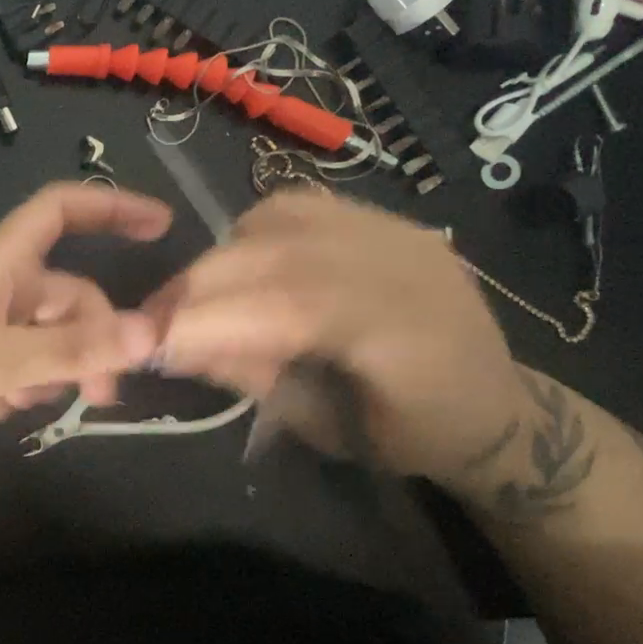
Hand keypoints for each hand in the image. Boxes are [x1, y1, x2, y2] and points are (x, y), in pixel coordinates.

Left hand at [0, 183, 172, 454]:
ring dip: (48, 371)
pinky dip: (10, 388)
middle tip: (102, 393)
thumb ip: (69, 351)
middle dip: (89, 338)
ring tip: (25, 403)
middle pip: (61, 296)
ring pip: (36, 339)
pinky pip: (4, 367)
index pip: (56, 212)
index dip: (110, 208)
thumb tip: (152, 332)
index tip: (162, 228)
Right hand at [147, 190, 519, 481]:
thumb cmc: (407, 435)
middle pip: (279, 256)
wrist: (494, 405)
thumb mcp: (322, 426)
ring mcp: (399, 234)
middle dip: (199, 287)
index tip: (151, 344)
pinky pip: (298, 208)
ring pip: (280, 223)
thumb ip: (252, 377)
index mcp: (411, 335)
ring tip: (188, 298)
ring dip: (219, 259)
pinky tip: (236, 266)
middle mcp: (410, 268)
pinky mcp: (385, 220)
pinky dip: (249, 234)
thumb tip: (170, 347)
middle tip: (148, 321)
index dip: (212, 320)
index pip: (294, 308)